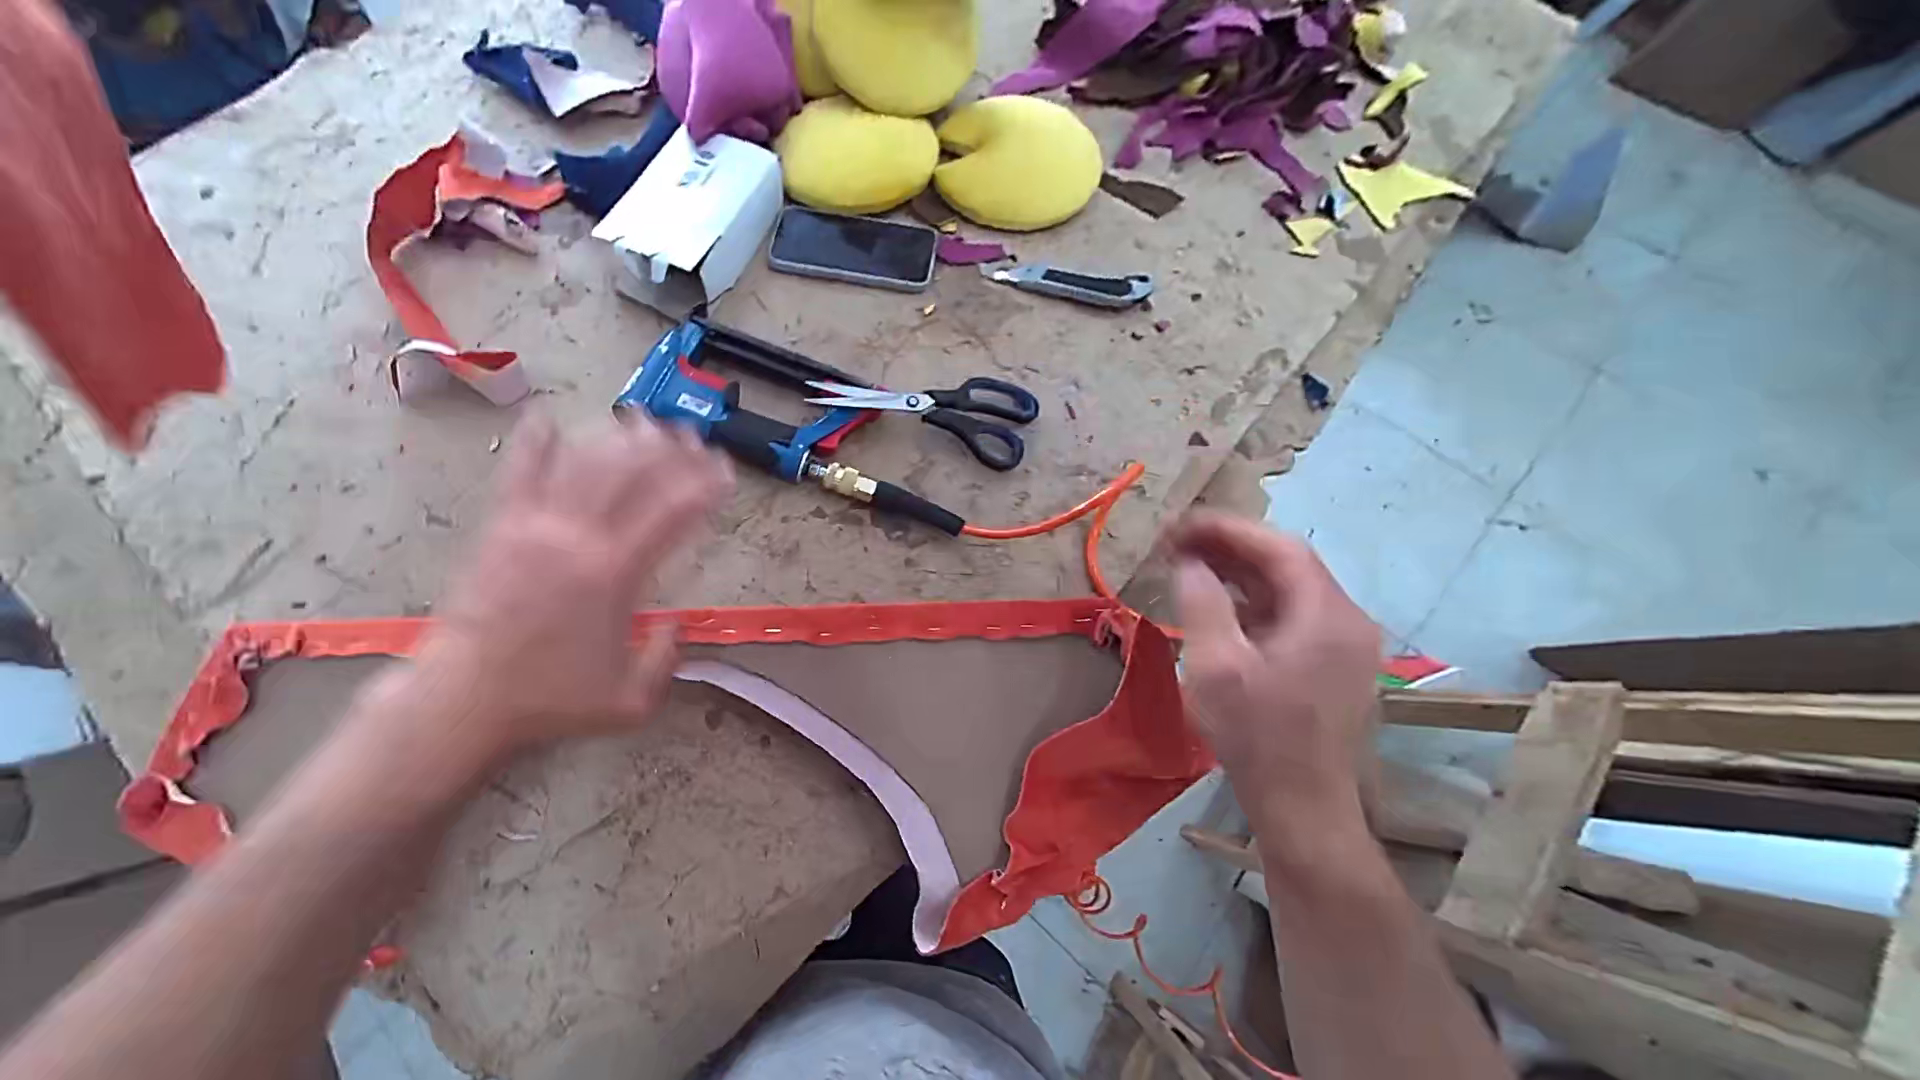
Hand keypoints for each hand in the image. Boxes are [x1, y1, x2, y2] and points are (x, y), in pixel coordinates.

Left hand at [375, 414, 733, 763]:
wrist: (466, 699)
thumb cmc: (552, 699)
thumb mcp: (632, 701)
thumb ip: (667, 659)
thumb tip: (678, 624)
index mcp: (616, 574)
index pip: (673, 512)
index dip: (704, 486)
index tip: (724, 474)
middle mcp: (579, 539)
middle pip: (633, 473)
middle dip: (671, 450)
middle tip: (693, 439)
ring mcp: (535, 527)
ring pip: (585, 463)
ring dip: (619, 438)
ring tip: (645, 423)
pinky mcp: (500, 528)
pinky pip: (519, 474)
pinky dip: (534, 442)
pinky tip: (548, 417)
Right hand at [1171, 514, 1380, 836]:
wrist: (1303, 809)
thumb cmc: (1258, 738)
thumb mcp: (1216, 668)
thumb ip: (1201, 604)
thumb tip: (1188, 564)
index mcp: (1327, 615)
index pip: (1279, 548)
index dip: (1227, 530)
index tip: (1179, 526)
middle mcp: (1346, 620)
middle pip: (1286, 563)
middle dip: (1229, 547)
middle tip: (1177, 542)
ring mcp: (1343, 644)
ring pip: (1287, 588)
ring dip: (1238, 572)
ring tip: (1189, 564)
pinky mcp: (1331, 664)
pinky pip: (1288, 614)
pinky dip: (1251, 601)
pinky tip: (1217, 604)